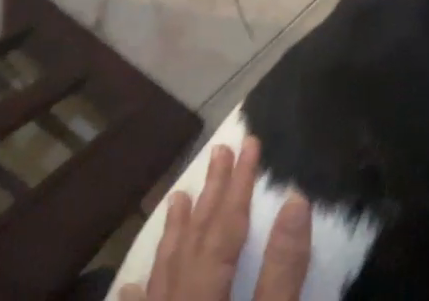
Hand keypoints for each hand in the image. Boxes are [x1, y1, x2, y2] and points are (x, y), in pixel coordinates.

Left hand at [120, 137, 311, 300]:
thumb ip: (282, 272)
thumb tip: (296, 201)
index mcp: (206, 295)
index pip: (226, 228)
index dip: (240, 184)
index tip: (251, 142)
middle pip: (195, 242)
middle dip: (210, 195)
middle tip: (219, 152)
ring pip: (165, 272)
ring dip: (175, 233)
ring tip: (178, 198)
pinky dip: (140, 293)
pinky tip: (132, 284)